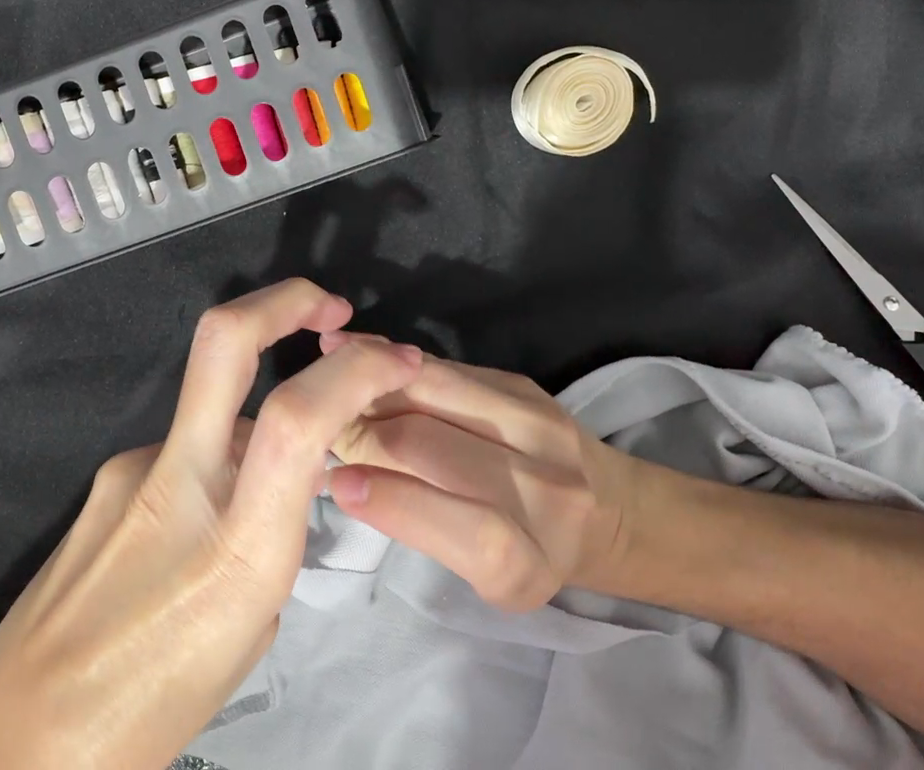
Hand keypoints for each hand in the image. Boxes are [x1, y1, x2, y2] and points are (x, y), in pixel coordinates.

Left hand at [0, 280, 422, 769]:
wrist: (12, 741)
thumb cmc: (150, 714)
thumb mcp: (250, 636)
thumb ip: (272, 546)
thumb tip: (274, 489)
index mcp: (234, 549)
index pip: (298, 416)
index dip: (357, 368)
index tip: (394, 359)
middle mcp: (176, 485)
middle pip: (223, 341)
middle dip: (286, 301)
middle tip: (331, 305)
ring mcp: (126, 473)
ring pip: (212, 410)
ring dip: (255, 416)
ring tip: (259, 500)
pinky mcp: (100, 484)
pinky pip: (179, 454)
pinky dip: (212, 467)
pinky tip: (193, 533)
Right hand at [322, 336, 634, 611]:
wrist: (607, 512)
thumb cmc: (528, 555)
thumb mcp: (479, 572)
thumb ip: (419, 524)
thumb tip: (339, 470)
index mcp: (531, 564)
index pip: (469, 530)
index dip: (397, 504)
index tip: (336, 482)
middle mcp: (547, 494)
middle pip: (438, 447)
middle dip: (366, 429)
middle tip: (316, 422)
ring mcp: (542, 430)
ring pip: (439, 392)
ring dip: (376, 377)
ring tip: (329, 360)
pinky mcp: (527, 387)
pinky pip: (451, 369)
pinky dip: (399, 362)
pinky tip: (363, 350)